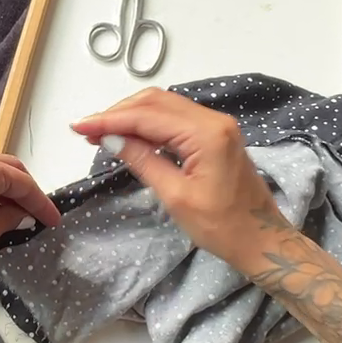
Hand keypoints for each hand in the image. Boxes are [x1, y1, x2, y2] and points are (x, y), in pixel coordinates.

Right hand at [70, 89, 289, 273]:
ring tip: (101, 132)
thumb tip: (110, 138)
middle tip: (86, 130)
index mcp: (206, 134)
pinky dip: (148, 123)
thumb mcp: (175, 196)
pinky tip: (129, 135)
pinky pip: (175, 118)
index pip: (147, 117)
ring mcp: (216, 126)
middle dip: (118, 112)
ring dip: (131, 115)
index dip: (109, 120)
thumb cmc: (222, 227)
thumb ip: (142, 160)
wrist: (262, 240)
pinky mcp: (215, 135)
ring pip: (164, 106)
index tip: (79, 127)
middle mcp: (213, 120)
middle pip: (155, 102)